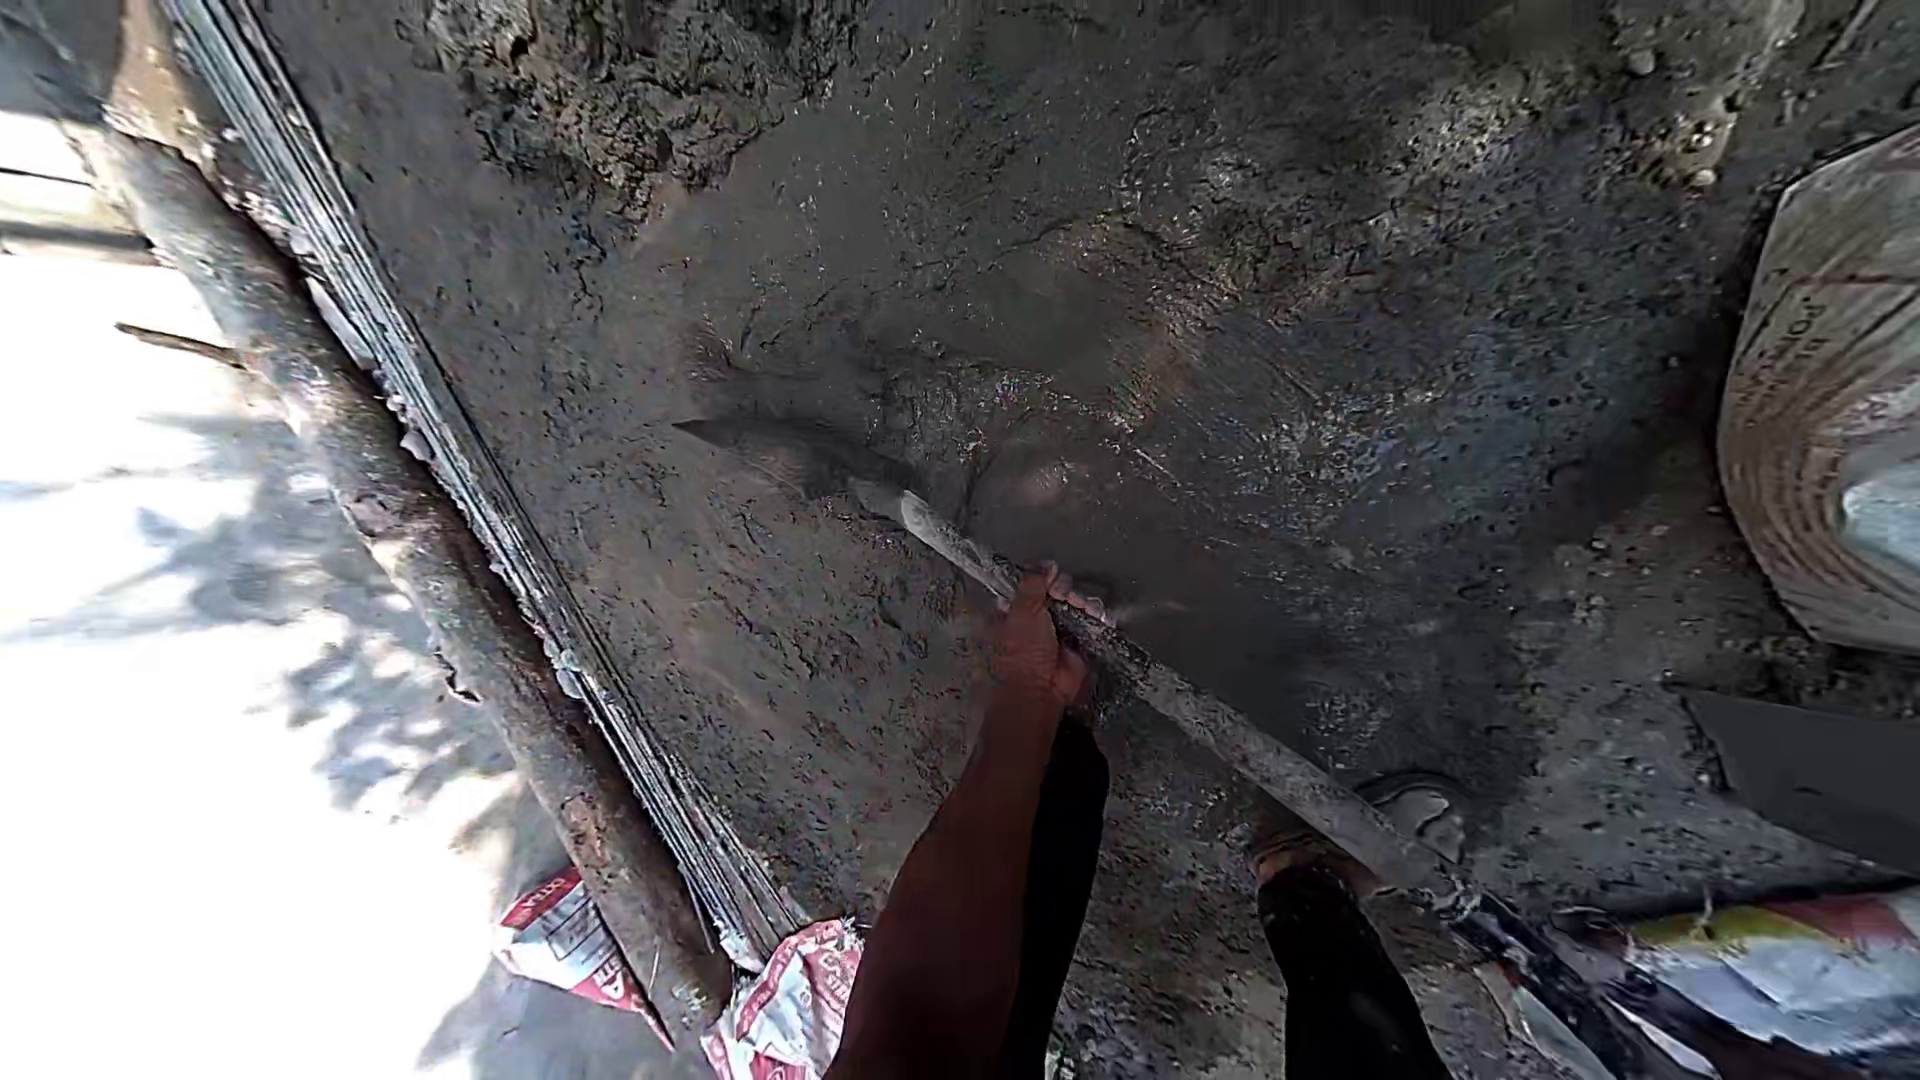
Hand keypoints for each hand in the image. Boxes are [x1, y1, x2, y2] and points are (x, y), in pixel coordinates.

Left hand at [991, 562, 1088, 708]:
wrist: (1040, 690)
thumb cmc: (1022, 651)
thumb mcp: (1022, 610)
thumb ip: (1032, 582)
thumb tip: (1046, 564)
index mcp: (1015, 609)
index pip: (1032, 583)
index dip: (1044, 577)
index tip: (1051, 576)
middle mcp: (1036, 618)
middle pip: (1057, 590)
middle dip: (1065, 589)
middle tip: (1064, 596)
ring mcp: (1058, 630)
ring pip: (1075, 603)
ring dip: (1081, 601)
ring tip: (1082, 607)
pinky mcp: (1078, 642)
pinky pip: (1090, 620)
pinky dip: (1096, 615)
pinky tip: (1097, 614)